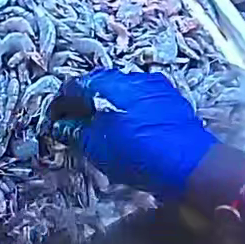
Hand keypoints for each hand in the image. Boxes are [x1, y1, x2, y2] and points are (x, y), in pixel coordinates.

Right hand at [56, 70, 216, 196]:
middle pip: (98, 85)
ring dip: (105, 106)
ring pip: (120, 91)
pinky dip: (125, 110)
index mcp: (109, 84)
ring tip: (98, 128)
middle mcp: (131, 78)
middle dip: (83, 103)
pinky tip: (124, 130)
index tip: (55, 119)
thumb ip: (75, 131)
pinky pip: (138, 99)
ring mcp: (153, 87)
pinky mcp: (169, 100)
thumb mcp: (96, 146)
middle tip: (73, 123)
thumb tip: (61, 125)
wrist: (190, 165)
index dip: (60, 103)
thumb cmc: (137, 153)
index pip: (75, 86)